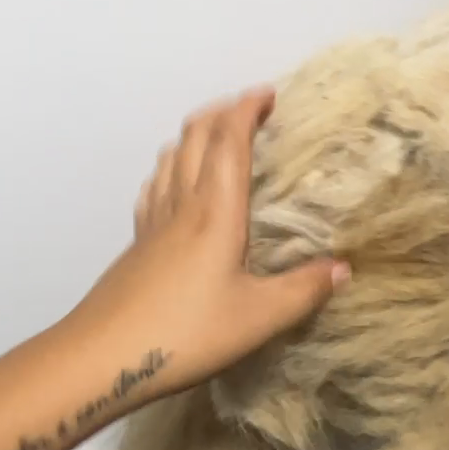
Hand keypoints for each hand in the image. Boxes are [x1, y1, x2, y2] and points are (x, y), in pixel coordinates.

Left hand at [57, 88, 348, 401]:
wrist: (104, 355)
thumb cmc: (186, 332)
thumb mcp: (258, 319)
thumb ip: (303, 290)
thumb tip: (344, 268)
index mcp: (214, 210)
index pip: (229, 140)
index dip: (247, 108)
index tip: (268, 94)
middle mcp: (181, 203)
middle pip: (196, 136)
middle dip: (223, 111)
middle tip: (252, 109)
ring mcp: (153, 219)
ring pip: (171, 155)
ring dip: (197, 134)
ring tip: (220, 138)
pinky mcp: (136, 239)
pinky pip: (155, 184)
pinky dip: (172, 165)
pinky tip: (176, 182)